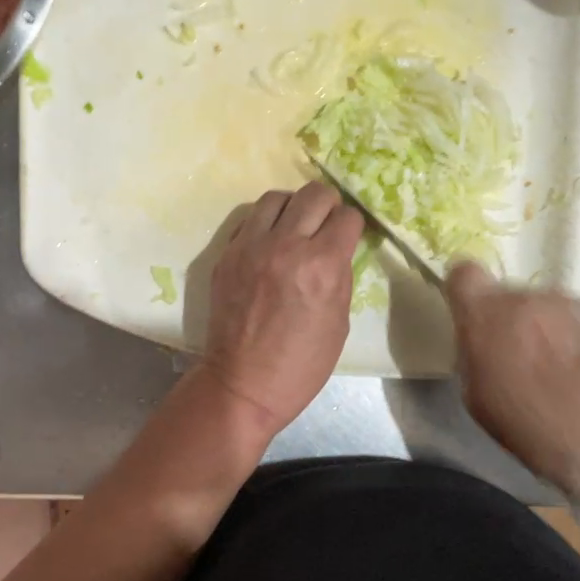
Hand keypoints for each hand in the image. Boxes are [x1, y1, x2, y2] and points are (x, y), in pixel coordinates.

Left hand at [202, 182, 363, 435]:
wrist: (244, 385)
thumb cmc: (300, 366)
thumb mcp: (339, 323)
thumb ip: (339, 277)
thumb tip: (337, 251)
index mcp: (321, 266)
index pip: (347, 217)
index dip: (352, 228)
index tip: (348, 240)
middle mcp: (286, 246)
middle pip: (315, 194)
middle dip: (327, 208)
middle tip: (325, 228)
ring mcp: (250, 247)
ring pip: (277, 198)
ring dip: (293, 209)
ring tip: (295, 229)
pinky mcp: (227, 255)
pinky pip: (250, 219)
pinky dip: (266, 224)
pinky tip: (270, 245)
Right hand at [446, 264, 579, 513]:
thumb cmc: (532, 430)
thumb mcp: (479, 401)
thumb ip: (475, 357)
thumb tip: (481, 344)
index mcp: (487, 316)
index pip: (465, 274)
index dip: (466, 294)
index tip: (472, 317)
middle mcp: (530, 296)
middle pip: (513, 297)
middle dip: (514, 324)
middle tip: (524, 364)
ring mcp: (575, 302)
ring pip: (551, 309)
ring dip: (552, 333)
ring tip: (565, 376)